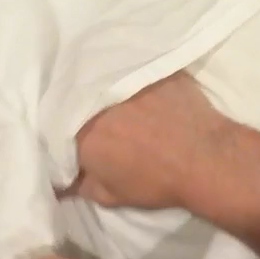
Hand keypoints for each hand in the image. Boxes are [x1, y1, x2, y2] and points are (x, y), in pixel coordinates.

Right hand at [72, 71, 254, 213]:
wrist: (204, 157)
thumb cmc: (155, 180)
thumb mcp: (110, 194)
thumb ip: (80, 186)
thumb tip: (62, 183)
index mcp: (78, 130)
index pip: (56, 128)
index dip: (63, 133)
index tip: (73, 138)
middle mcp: (93, 97)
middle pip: (76, 97)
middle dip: (80, 106)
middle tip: (95, 116)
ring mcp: (121, 76)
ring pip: (101, 77)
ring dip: (102, 87)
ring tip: (115, 98)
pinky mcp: (147, 63)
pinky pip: (129, 65)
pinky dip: (128, 75)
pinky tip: (137, 83)